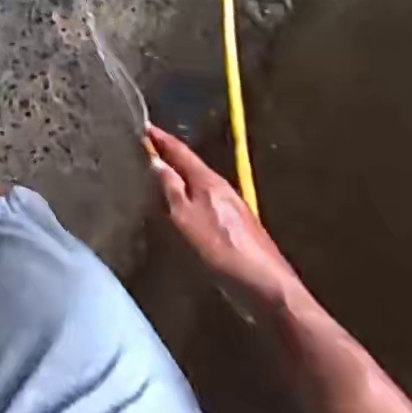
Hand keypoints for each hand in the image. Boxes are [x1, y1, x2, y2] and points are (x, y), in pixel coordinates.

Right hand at [147, 125, 301, 313]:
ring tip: (162, 174)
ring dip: (181, 174)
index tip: (144, 125)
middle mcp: (223, 187)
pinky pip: (208, 198)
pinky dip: (192, 192)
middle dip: (170, 155)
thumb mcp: (185, 217)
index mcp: (207, 180)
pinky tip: (187, 203)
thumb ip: (170, 188)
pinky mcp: (240, 225)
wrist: (267, 287)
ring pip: (201, 181)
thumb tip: (156, 160)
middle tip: (148, 148)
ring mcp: (234, 206)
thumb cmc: (220, 249)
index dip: (161, 138)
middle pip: (192, 164)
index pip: (180, 151)